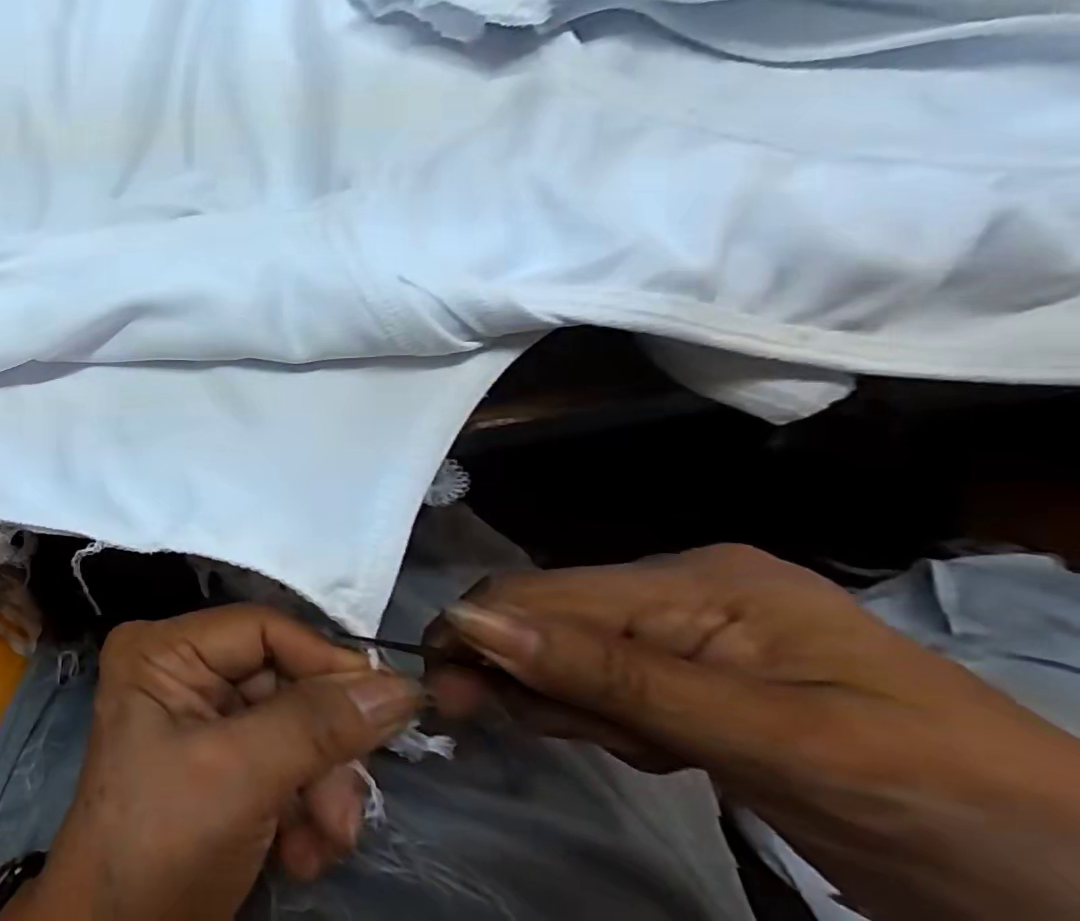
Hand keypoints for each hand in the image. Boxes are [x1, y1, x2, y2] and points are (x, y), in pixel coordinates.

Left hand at [4, 604, 420, 920]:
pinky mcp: (220, 765)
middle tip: (347, 807)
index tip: (391, 702)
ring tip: (324, 843)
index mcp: (164, 650)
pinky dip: (303, 810)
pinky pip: (283, 764)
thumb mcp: (241, 774)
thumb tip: (400, 686)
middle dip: (323, 749)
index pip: (263, 628)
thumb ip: (318, 725)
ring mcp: (200, 720)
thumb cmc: (164, 841)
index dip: (327, 661)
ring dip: (320, 789)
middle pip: (284, 683)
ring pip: (293, 728)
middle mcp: (181, 671)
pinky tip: (300, 856)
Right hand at [426, 545, 1079, 920]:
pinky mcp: (702, 690)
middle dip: (511, 666)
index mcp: (703, 581)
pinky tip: (613, 745)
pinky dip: (589, 718)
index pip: (555, 592)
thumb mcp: (775, 738)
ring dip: (551, 698)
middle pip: (556, 618)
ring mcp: (695, 643)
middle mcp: (687, 595)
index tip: (434, 686)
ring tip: (566, 740)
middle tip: (470, 721)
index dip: (484, 629)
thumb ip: (615, 676)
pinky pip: (610, 690)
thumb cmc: (947, 800)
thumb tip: (475, 619)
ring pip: (573, 655)